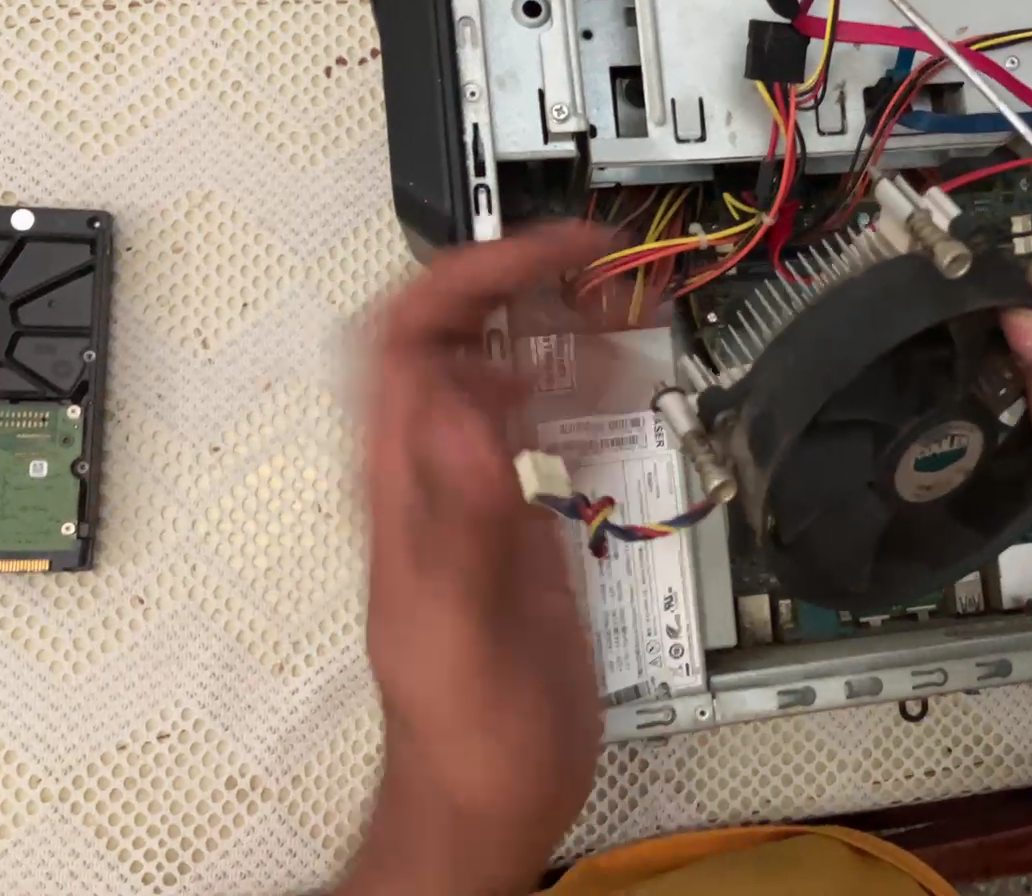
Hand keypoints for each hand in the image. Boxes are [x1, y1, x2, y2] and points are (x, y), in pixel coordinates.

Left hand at [340, 222, 613, 895]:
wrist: (493, 779)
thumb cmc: (466, 719)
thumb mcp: (455, 623)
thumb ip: (455, 517)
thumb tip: (458, 406)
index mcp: (408, 481)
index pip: (407, 340)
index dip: (467, 278)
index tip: (545, 253)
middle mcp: (440, 467)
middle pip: (459, 337)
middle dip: (522, 280)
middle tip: (595, 258)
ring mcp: (485, 484)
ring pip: (510, 370)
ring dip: (560, 323)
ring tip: (619, 300)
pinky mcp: (526, 508)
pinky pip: (551, 422)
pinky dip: (590, 385)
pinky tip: (624, 380)